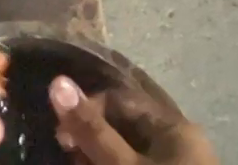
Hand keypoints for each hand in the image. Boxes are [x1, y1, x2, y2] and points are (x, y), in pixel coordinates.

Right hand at [48, 74, 217, 164]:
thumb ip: (91, 129)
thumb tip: (57, 81)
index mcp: (174, 128)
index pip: (118, 98)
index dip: (86, 111)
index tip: (62, 139)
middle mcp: (180, 144)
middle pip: (123, 125)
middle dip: (92, 139)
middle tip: (72, 160)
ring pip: (129, 152)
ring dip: (100, 158)